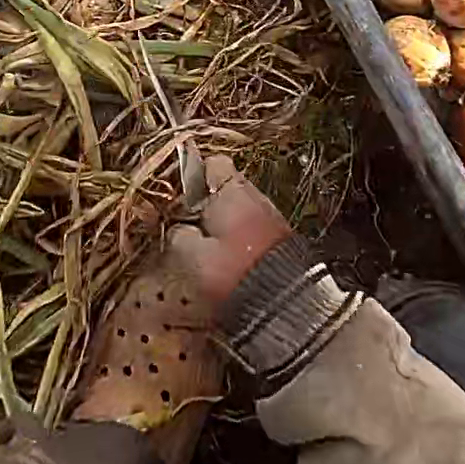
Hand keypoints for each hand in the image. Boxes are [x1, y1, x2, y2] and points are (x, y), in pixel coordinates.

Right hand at [166, 155, 293, 307]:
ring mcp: (269, 214)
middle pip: (227, 184)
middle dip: (208, 199)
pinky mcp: (279, 235)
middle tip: (188, 221)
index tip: (181, 191)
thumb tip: (177, 229)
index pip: (213, 163)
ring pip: (239, 205)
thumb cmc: (235, 271)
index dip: (195, 173)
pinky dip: (238, 233)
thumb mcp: (195, 256)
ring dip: (223, 218)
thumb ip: (181, 237)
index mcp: (232, 192)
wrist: (287, 300)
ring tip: (205, 242)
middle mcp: (254, 195)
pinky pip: (251, 224)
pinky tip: (227, 254)